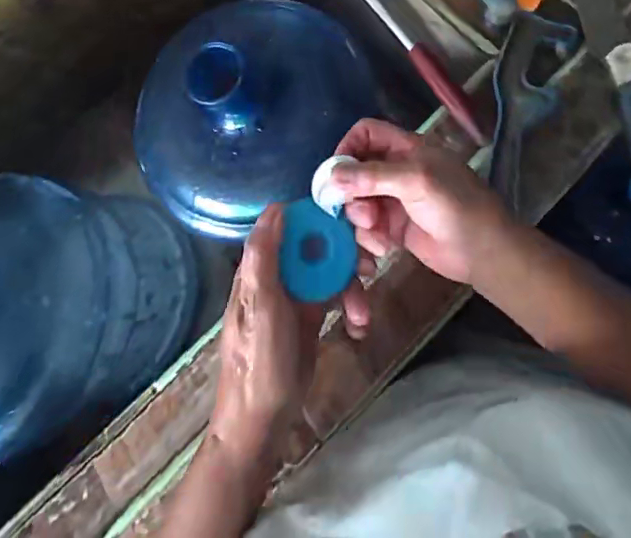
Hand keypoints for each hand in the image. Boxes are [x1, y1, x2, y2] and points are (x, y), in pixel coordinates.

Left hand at [209, 205, 369, 465]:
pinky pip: (337, 297)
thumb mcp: (260, 304)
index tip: (350, 222)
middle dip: (345, 254)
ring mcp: (296, 296)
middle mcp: (278, 275)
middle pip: (317, 246)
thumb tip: (277, 207)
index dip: (320, 220)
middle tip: (371, 265)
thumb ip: (265, 255)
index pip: (291, 225)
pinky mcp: (311, 316)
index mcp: (261, 266)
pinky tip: (358, 327)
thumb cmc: (259, 361)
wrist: (263, 422)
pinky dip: (351, 307)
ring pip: (331, 272)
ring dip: (352, 287)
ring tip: (362, 314)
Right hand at [330, 118, 515, 284]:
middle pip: (356, 171)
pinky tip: (384, 247)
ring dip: (360, 218)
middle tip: (358, 212)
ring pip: (358, 201)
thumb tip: (331, 176)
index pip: (366, 133)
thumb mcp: (415, 181)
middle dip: (351, 192)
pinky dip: (369, 237)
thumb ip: (372, 176)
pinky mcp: (393, 227)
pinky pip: (367, 227)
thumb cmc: (455, 204)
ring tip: (376, 232)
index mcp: (405, 148)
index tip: (337, 173)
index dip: (348, 147)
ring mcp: (394, 199)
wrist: (483, 250)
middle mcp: (396, 169)